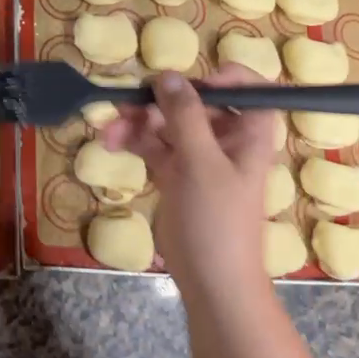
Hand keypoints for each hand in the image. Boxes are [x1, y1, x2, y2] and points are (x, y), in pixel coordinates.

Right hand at [100, 67, 282, 294]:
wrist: (212, 281)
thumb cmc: (218, 221)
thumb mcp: (202, 164)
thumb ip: (185, 116)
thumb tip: (168, 76)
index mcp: (250, 133)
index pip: (248, 89)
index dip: (220, 79)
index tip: (185, 86)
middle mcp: (227, 139)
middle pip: (194, 102)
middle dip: (158, 102)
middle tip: (127, 106)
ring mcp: (199, 157)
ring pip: (167, 122)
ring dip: (138, 121)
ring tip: (109, 131)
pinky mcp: (176, 174)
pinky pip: (154, 145)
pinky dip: (134, 140)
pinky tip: (111, 143)